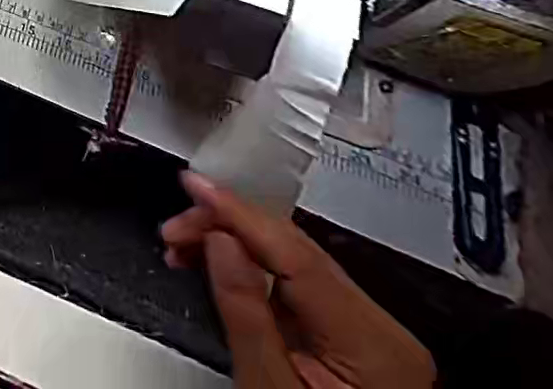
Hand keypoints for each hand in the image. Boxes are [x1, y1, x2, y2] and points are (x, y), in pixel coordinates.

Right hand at [161, 171, 434, 388]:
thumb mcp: (268, 388)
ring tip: (181, 247)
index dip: (238, 213)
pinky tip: (213, 262)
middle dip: (224, 227)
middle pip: (291, 249)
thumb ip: (246, 312)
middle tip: (172, 229)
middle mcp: (380, 328)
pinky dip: (248, 267)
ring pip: (288, 259)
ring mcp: (367, 330)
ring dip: (230, 244)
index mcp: (373, 343)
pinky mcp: (346, 334)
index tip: (194, 183)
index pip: (295, 254)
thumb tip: (219, 239)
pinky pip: (291, 281)